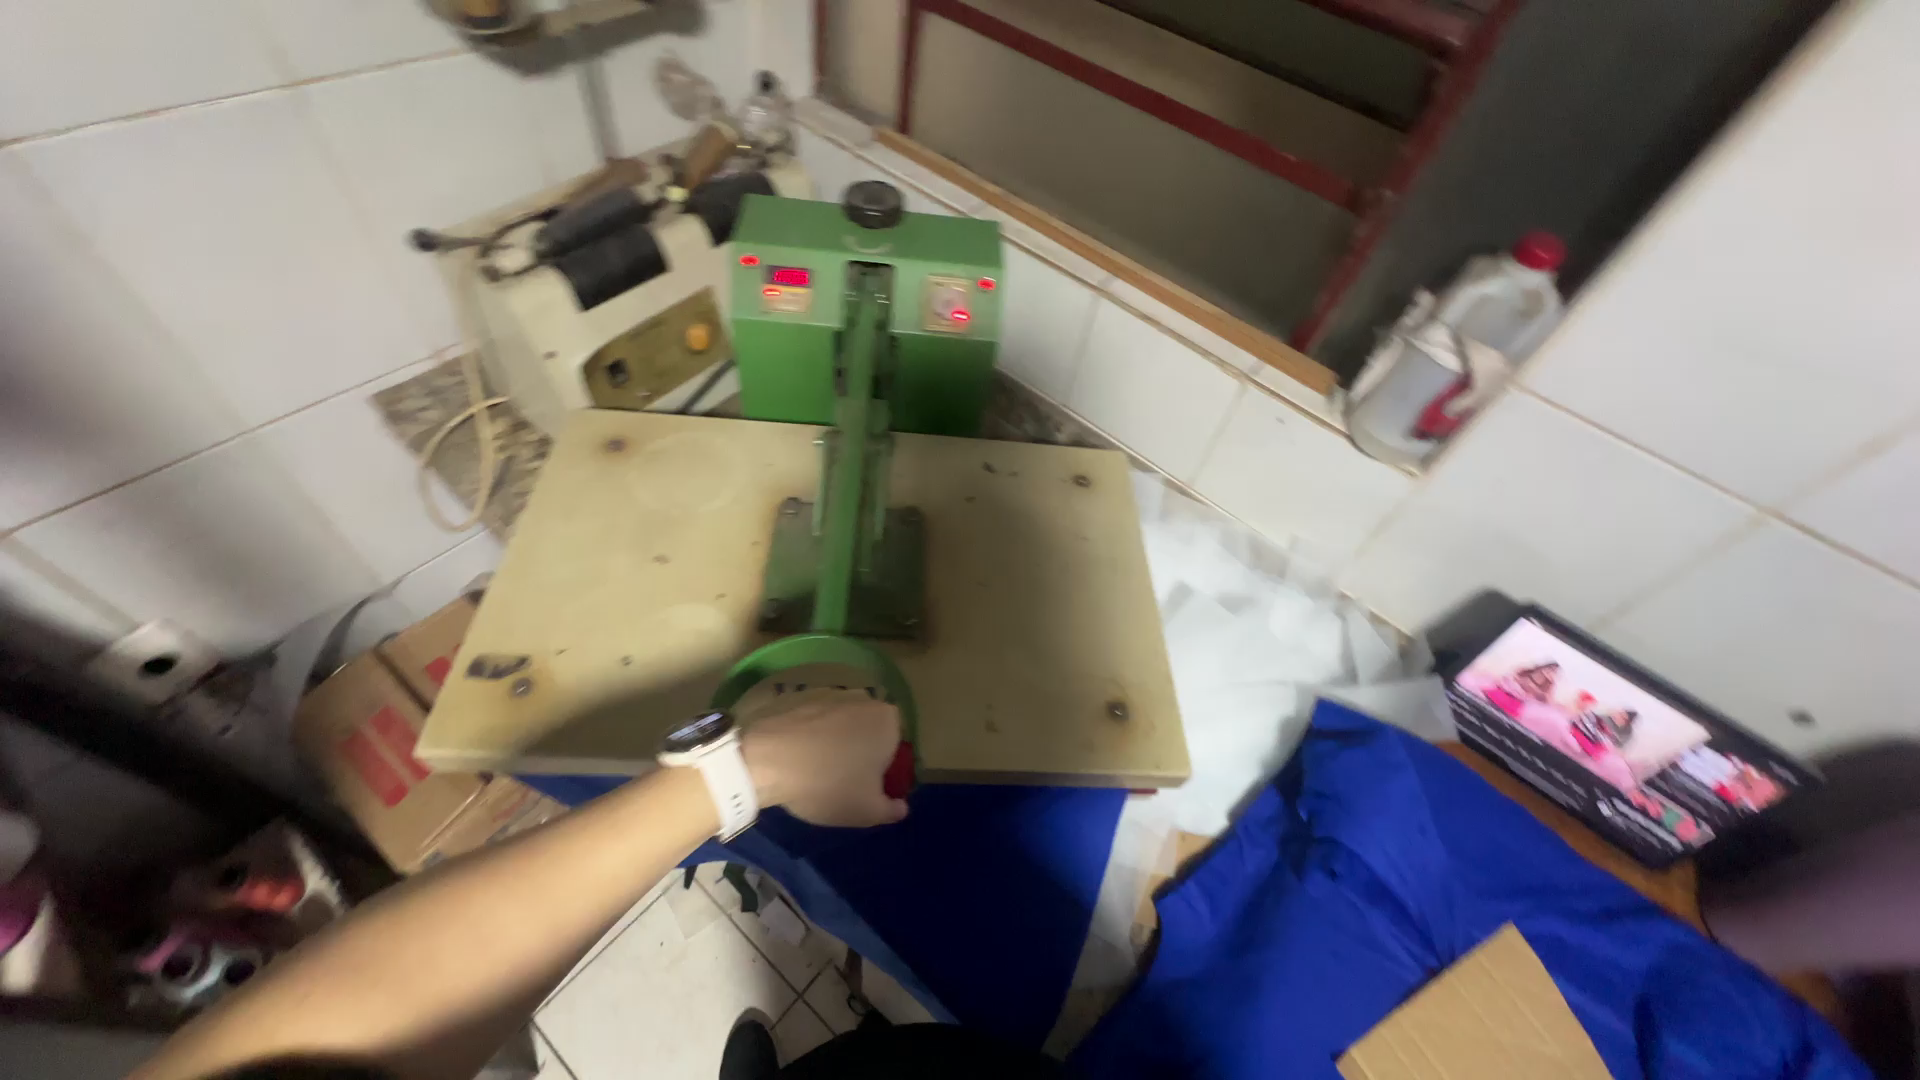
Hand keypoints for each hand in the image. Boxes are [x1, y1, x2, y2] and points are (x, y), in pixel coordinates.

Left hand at [741, 691, 908, 827]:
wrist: (767, 760)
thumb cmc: (828, 784)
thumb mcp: (867, 811)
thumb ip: (891, 810)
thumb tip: (900, 807)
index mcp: (889, 721)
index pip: (897, 749)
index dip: (885, 773)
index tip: (868, 791)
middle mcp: (865, 699)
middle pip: (871, 733)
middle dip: (862, 755)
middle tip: (843, 785)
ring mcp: (831, 694)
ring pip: (843, 727)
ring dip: (836, 746)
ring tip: (816, 774)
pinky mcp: (801, 696)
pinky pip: (816, 722)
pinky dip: (812, 738)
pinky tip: (798, 760)